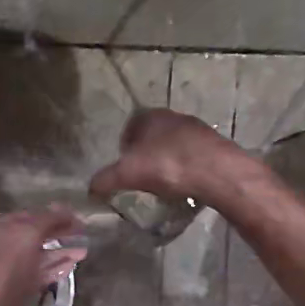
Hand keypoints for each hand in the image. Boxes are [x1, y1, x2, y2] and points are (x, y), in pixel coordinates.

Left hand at [0, 207, 86, 305]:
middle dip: (60, 233)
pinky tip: (71, 267)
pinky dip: (55, 268)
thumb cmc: (9, 264)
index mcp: (0, 226)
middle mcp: (3, 244)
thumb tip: (65, 209)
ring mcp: (10, 266)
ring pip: (39, 254)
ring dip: (61, 251)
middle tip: (83, 233)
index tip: (77, 218)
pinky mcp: (18, 286)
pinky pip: (39, 272)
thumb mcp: (30, 233)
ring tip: (84, 251)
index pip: (31, 214)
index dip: (54, 214)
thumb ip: (49, 219)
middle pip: (35, 234)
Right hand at [88, 109, 254, 204]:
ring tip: (165, 184)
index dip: (125, 148)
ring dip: (168, 162)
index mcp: (150, 116)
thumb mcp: (126, 174)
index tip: (125, 168)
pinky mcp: (214, 145)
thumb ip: (105, 180)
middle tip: (143, 178)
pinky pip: (193, 157)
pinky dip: (187, 169)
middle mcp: (174, 117)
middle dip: (147, 155)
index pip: (130, 127)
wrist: (215, 171)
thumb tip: (89, 189)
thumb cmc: (165, 165)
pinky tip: (186, 185)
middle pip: (153, 136)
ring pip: (174, 146)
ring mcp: (197, 129)